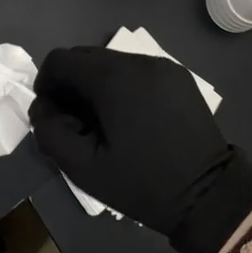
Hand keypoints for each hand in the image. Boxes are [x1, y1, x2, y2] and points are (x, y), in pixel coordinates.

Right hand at [31, 46, 251, 252]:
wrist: (208, 195)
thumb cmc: (142, 183)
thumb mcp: (84, 168)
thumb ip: (50, 132)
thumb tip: (43, 107)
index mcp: (113, 78)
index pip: (61, 60)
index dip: (46, 84)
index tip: (51, 114)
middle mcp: (137, 60)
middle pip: (85, 57)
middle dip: (70, 83)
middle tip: (74, 122)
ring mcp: (161, 65)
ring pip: (111, 62)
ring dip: (96, 84)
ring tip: (103, 122)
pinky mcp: (178, 75)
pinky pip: (136, 70)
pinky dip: (122, 85)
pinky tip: (130, 118)